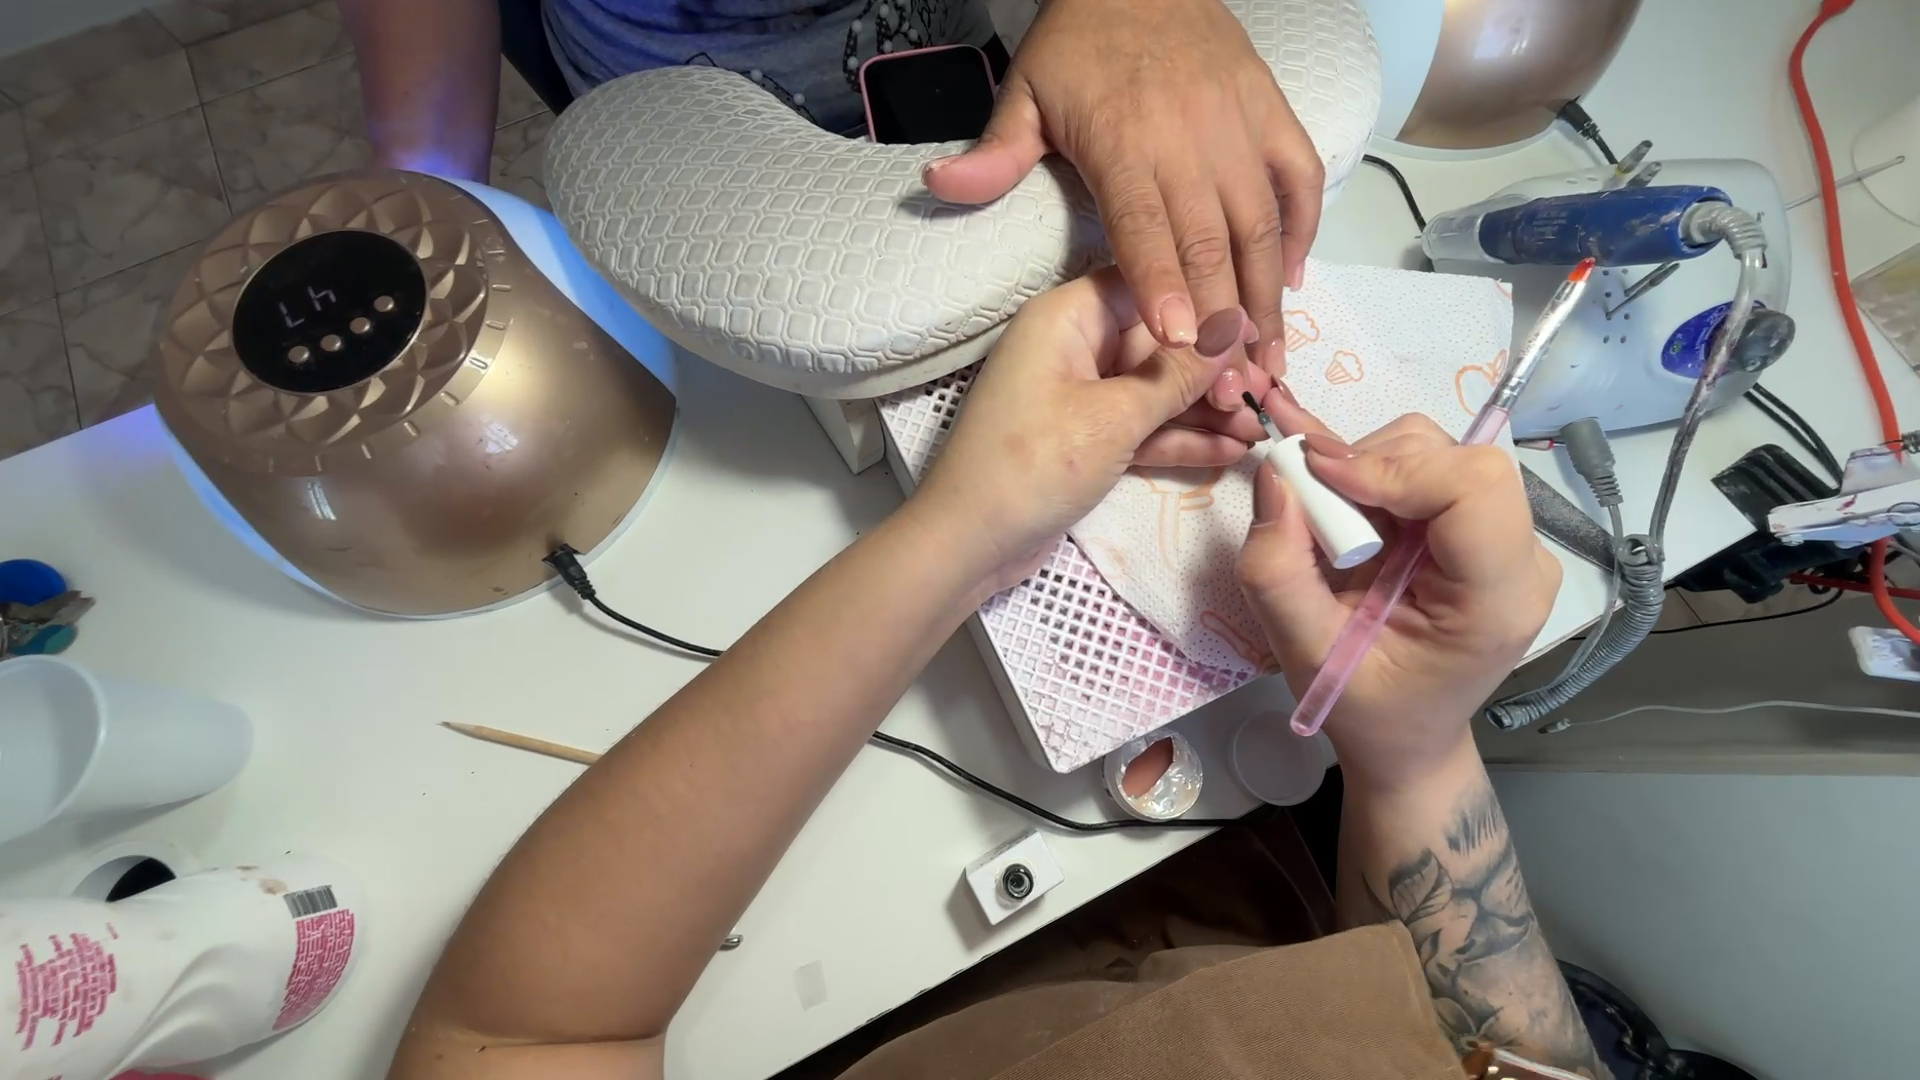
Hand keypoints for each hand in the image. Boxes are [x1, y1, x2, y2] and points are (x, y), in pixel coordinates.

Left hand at [912, 268, 1263, 593]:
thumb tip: (1233, 328)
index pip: (1149, 288)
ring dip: (1204, 411)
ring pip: (1153, 392)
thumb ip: (1176, 375)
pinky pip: (1139, 428)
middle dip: (1213, 372)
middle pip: (1158, 344)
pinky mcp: (1084, 440)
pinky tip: (1230, 451)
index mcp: (1067, 317)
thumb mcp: (1112, 417)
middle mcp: (1073, 347)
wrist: (969, 542)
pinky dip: (1178, 440)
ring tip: (1264, 428)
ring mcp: (1078, 397)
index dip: (1206, 309)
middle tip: (1269, 396)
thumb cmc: (1033, 464)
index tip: (1260, 335)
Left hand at [921, 0, 1322, 408]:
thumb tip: (936, 183)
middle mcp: (1189, 141)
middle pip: (1210, 242)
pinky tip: (1295, 281)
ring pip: (1261, 222)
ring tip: (1272, 358)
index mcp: (1124, 145)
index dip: (1164, 288)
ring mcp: (1238, 127)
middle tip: (1237, 385)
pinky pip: (1299, 177)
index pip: (1146, 229)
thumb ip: (993, 153)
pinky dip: (1304, 229)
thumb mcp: (1024, 92)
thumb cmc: (1077, 45)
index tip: (1181, 346)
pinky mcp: (1271, 112)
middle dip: (1224, 318)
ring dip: (1269, 295)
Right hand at [1235, 391, 1559, 787]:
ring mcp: (1502, 540)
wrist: (1405, 736)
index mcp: (1494, 600)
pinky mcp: (1474, 529)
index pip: (1472, 486)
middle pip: (1454, 459)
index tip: (1316, 480)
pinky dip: (1369, 471)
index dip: (1390, 468)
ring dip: (1365, 468)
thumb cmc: (1363, 709)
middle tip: (1309, 506)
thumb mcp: (1303, 653)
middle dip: (1368, 465)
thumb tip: (1275, 476)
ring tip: (1327, 521)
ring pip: (1436, 452)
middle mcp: (1517, 559)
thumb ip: (1277, 571)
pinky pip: (1423, 469)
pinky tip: (1337, 499)